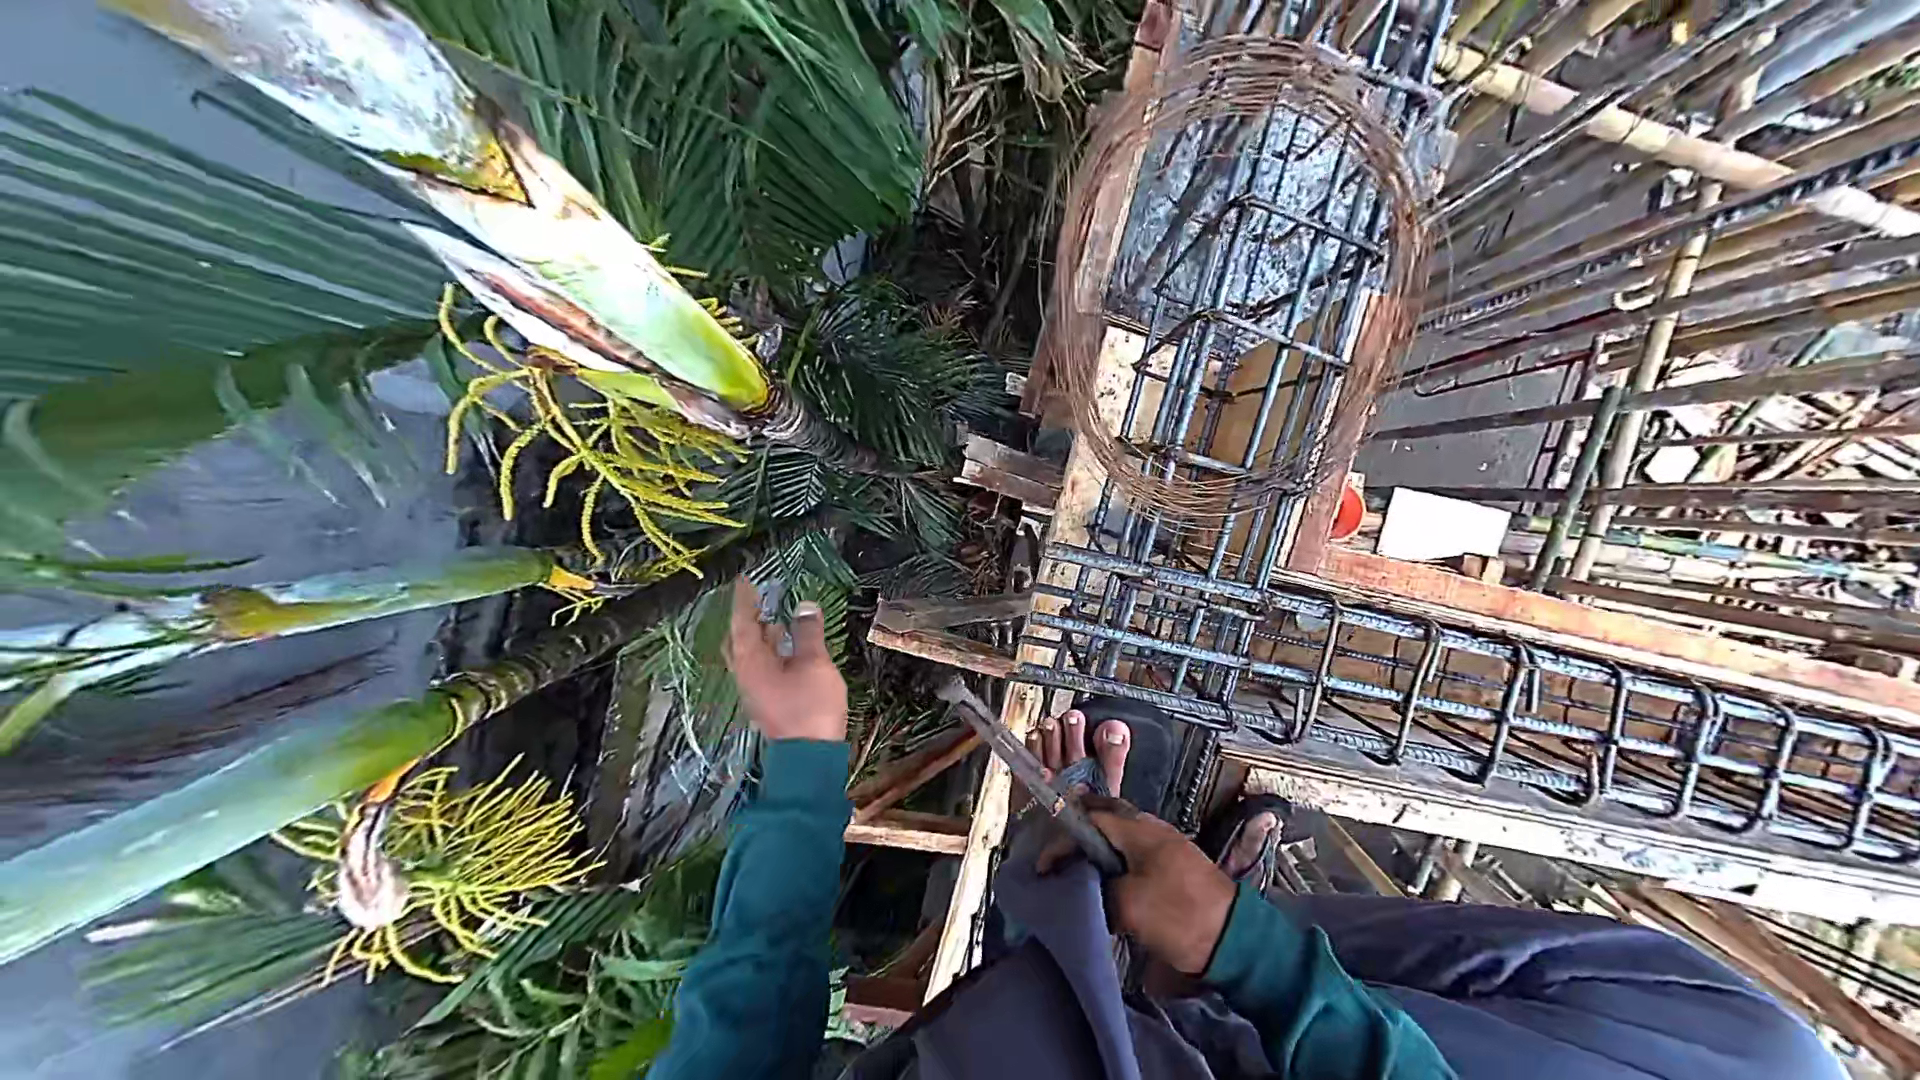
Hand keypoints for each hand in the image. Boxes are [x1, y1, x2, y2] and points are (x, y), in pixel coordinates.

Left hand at [726, 576, 847, 741]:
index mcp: (751, 661)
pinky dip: (770, 651)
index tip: (744, 580)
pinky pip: (761, 666)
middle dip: (748, 618)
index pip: (742, 622)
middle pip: (740, 639)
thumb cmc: (810, 704)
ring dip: (761, 635)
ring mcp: (755, 689)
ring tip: (776, 618)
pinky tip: (787, 647)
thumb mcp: (814, 663)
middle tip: (759, 600)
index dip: (744, 600)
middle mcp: (746, 673)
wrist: (809, 755)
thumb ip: (807, 632)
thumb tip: (804, 605)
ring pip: (751, 655)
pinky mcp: (767, 700)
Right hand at [1037, 795, 1235, 974]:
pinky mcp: (1175, 865)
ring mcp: (1166, 845)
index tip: (1045, 865)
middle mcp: (1152, 829)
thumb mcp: (1130, 907)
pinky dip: (1115, 861)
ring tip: (1078, 871)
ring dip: (1098, 848)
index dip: (1063, 839)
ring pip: (1120, 836)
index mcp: (1139, 830)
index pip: (1090, 819)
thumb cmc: (1180, 915)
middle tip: (1058, 857)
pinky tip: (1107, 882)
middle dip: (1079, 833)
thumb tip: (1090, 891)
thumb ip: (1101, 891)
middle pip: (1106, 818)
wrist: (1236, 941)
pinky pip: (1134, 853)